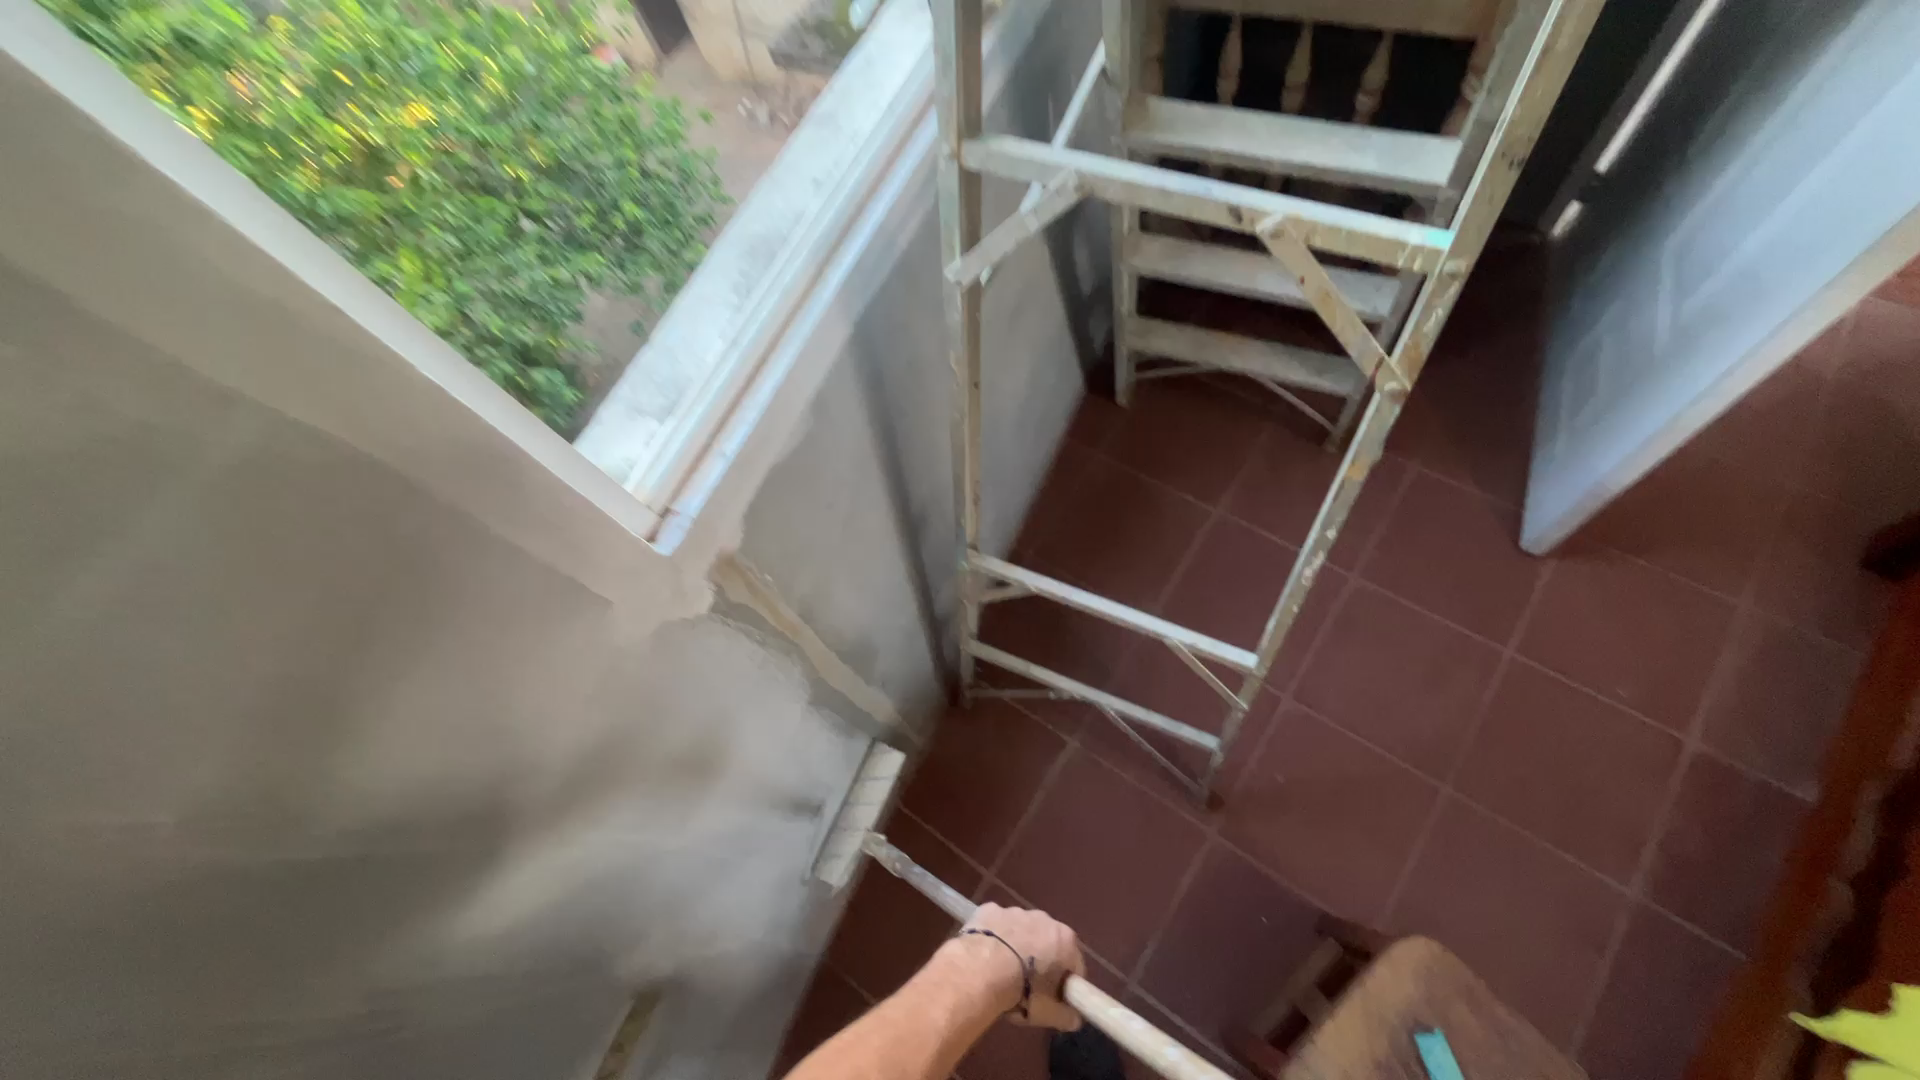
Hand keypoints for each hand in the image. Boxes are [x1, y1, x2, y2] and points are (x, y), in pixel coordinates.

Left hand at [945, 903, 1084, 1030]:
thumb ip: (1068, 1016)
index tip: (1054, 997)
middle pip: (1048, 942)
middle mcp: (1043, 918)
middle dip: (1042, 959)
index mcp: (1065, 940)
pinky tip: (985, 954)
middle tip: (1028, 984)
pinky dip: (994, 936)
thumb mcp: (1049, 1015)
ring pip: (1021, 930)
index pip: (1074, 963)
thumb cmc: (1021, 992)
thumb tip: (1073, 1017)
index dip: (1065, 983)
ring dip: (1017, 945)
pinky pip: (997, 923)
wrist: (979, 971)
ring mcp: (1015, 911)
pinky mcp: (989, 909)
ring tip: (1002, 970)